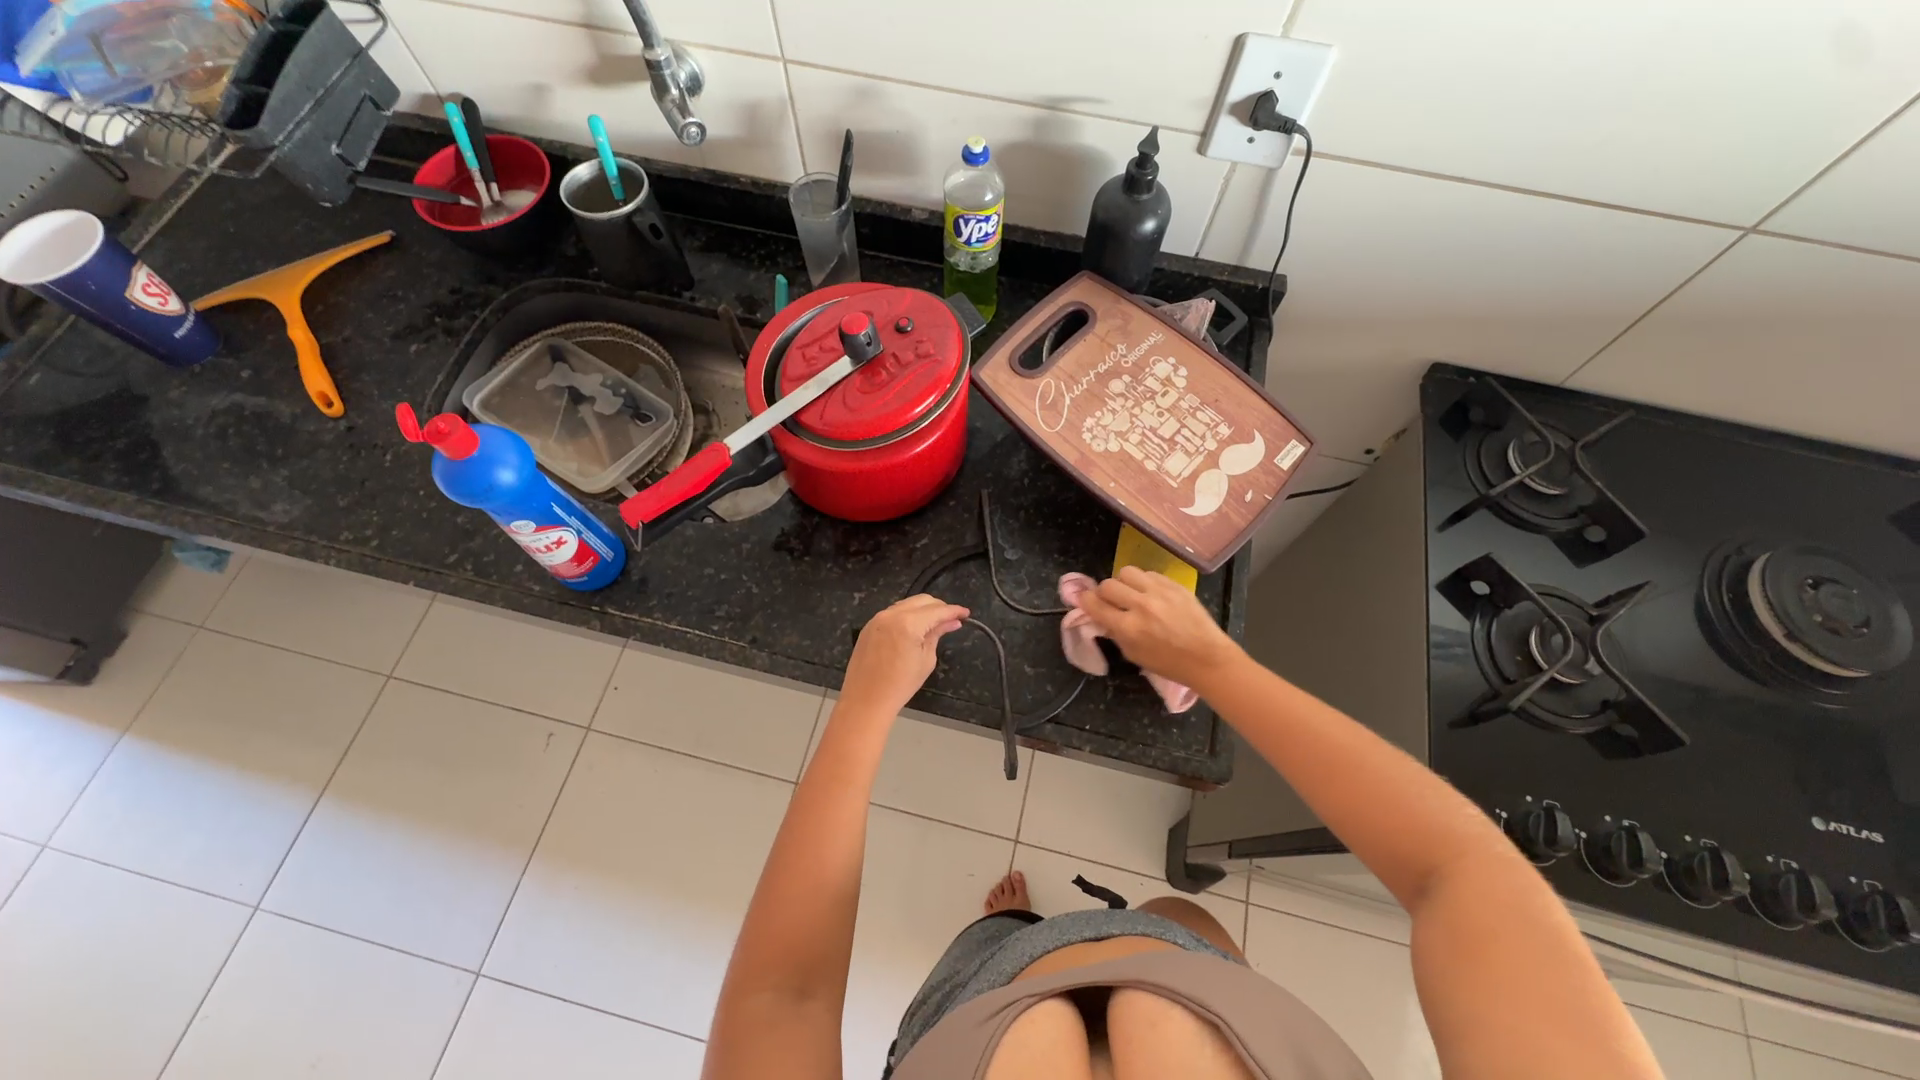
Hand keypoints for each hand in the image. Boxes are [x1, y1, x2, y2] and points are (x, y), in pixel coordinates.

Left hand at [841, 594, 969, 714]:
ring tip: (934, 624)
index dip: (954, 611)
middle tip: (951, 620)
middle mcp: (891, 614)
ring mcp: (878, 618)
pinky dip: (907, 615)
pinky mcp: (869, 626)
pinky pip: (893, 613)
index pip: (937, 610)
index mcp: (908, 623)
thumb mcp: (926, 659)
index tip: (966, 614)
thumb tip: (952, 622)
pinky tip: (914, 628)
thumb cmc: (901, 684)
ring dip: (923, 610)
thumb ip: (937, 635)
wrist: (866, 699)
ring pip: (907, 604)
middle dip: (939, 607)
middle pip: (922, 601)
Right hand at [1071, 566, 1241, 688]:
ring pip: (1127, 572)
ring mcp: (1159, 592)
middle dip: (1104, 593)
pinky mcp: (1174, 585)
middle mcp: (1141, 606)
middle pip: (1108, 585)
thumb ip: (1114, 632)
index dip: (1085, 601)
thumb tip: (1100, 616)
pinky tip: (1150, 594)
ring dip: (1124, 582)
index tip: (1084, 600)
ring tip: (1131, 593)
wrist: (1207, 657)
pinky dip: (1144, 582)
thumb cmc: (1168, 663)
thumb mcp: (1133, 654)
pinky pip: (1149, 574)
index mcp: (1128, 628)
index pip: (1095, 605)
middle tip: (1111, 601)